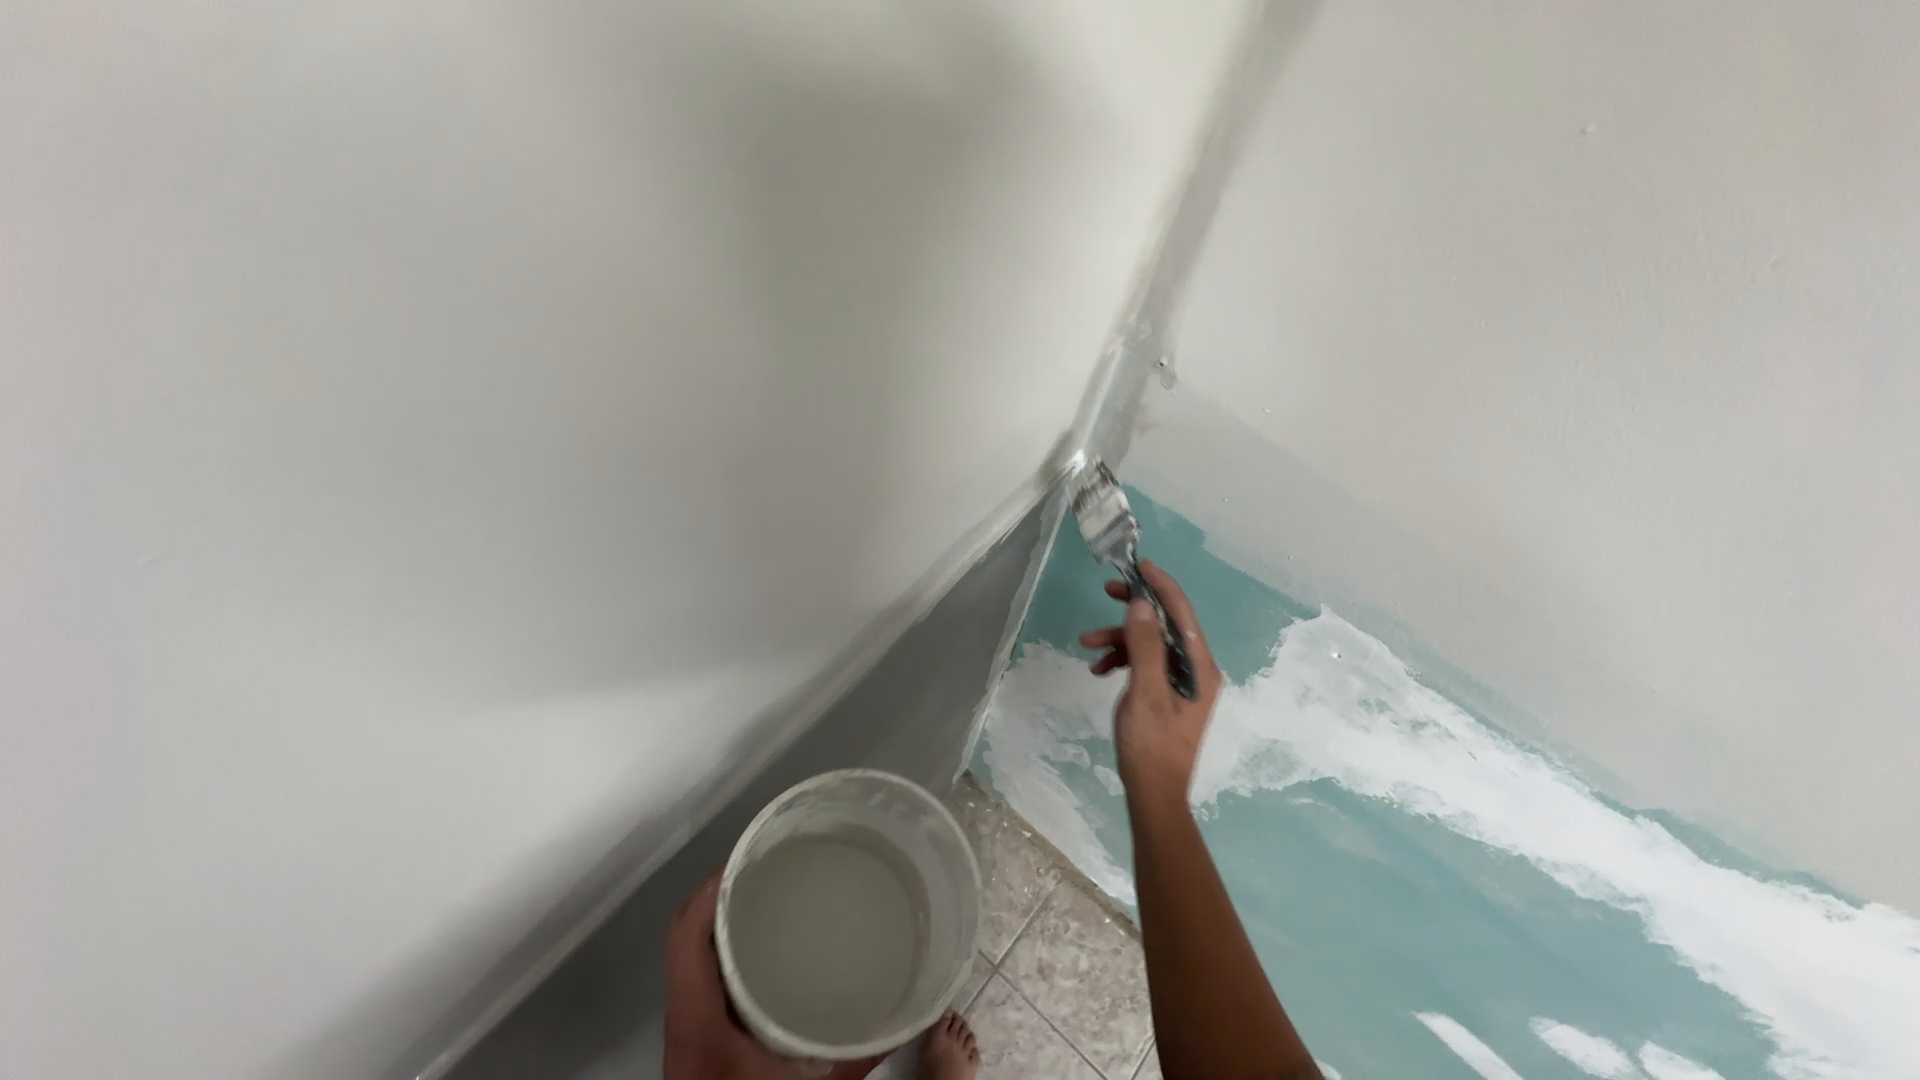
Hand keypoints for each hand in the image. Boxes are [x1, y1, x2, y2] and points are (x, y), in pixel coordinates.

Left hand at [664, 872, 884, 1079]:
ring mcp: (689, 1026)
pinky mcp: (699, 1038)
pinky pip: (705, 977)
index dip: (713, 886)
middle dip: (726, 892)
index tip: (752, 855)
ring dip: (725, 920)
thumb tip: (914, 1017)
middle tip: (775, 867)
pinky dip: (728, 951)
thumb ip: (860, 1056)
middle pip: (688, 934)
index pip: (688, 933)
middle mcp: (687, 1015)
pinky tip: (768, 951)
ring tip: (773, 895)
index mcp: (701, 1019)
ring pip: (694, 955)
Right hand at [1077, 560, 1222, 802]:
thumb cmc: (1152, 746)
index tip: (1139, 565)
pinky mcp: (1166, 694)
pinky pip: (1144, 664)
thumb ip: (1145, 647)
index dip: (1162, 586)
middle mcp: (1195, 670)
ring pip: (1149, 644)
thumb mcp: (1145, 693)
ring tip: (1087, 646)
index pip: (1182, 613)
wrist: (1154, 793)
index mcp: (1200, 667)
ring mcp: (1181, 683)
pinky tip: (1099, 670)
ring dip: (1119, 640)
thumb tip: (1141, 604)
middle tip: (1107, 592)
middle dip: (1134, 609)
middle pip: (1165, 624)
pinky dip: (1121, 661)